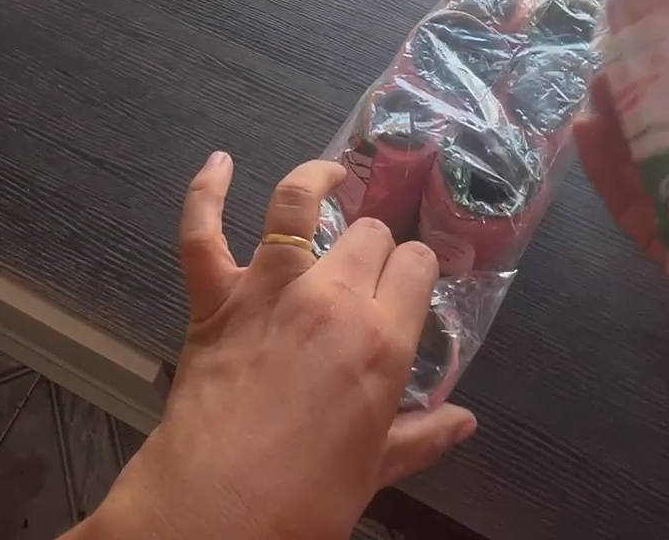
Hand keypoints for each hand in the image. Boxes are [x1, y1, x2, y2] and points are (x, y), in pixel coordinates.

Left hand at [85, 153, 477, 539]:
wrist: (214, 516)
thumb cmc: (305, 501)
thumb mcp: (374, 471)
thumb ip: (422, 437)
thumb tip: (466, 420)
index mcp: (381, 338)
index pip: (416, 265)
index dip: (417, 265)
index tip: (412, 276)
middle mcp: (332, 296)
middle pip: (369, 233)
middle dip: (376, 241)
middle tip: (370, 261)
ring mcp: (269, 287)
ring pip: (296, 206)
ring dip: (316, 180)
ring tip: (331, 174)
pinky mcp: (215, 295)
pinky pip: (203, 232)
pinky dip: (205, 193)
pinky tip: (218, 163)